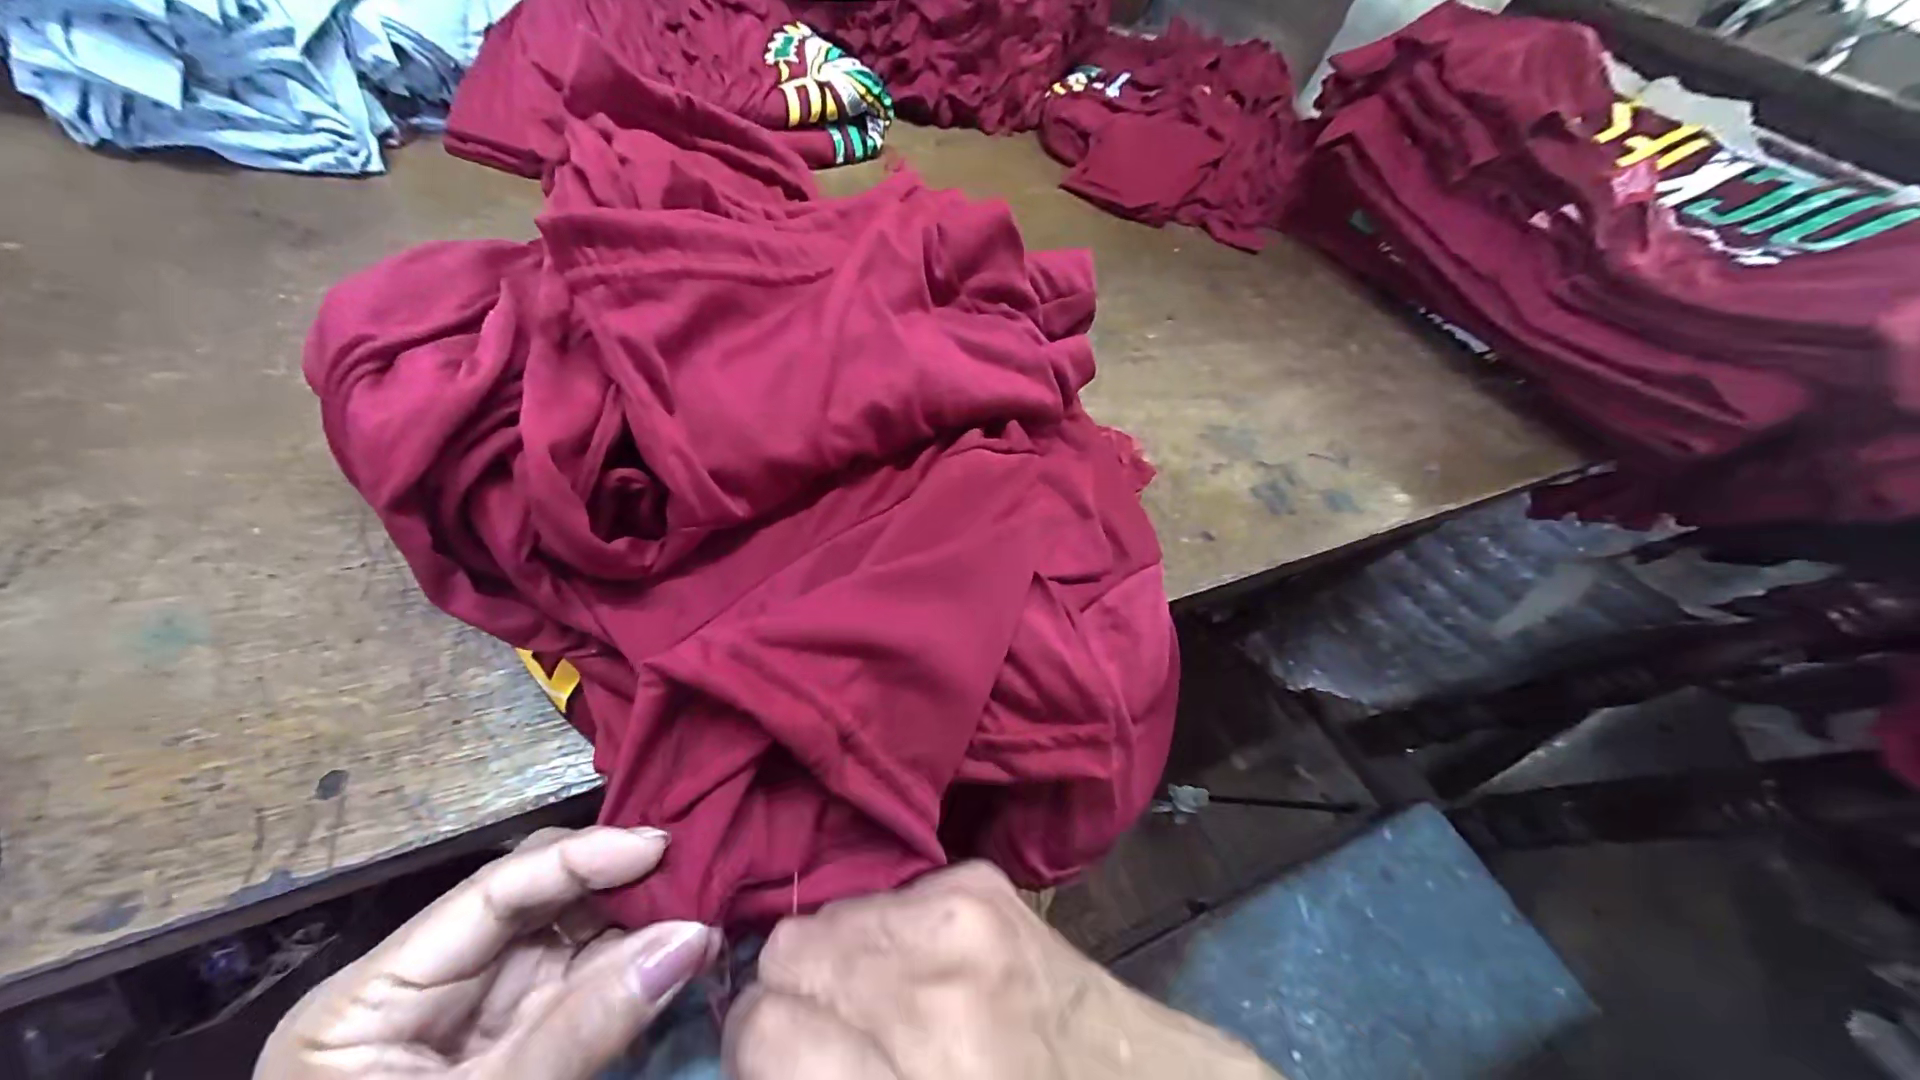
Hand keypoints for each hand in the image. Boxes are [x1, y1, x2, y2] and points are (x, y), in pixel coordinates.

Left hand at [256, 826, 717, 1079]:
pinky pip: (580, 979)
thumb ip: (584, 1027)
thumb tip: (692, 937)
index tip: (661, 844)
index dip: (581, 856)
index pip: (493, 890)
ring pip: (567, 934)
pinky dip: (629, 967)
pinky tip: (676, 955)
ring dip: (636, 923)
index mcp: (374, 994)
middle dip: (617, 885)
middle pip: (534, 900)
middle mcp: (429, 982)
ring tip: (699, 918)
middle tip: (694, 878)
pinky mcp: (513, 1034)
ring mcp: (475, 1008)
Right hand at [723, 861, 1279, 1079]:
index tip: (779, 1059)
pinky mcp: (980, 878)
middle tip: (829, 1029)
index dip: (756, 1047)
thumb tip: (761, 1038)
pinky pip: (885, 896)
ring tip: (877, 995)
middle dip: (793, 993)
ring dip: (839, 957)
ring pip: (829, 913)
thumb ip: (822, 1077)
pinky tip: (920, 966)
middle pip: (790, 950)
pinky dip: (884, 932)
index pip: (766, 1027)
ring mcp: (962, 912)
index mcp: (916, 1073)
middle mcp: (935, 979)